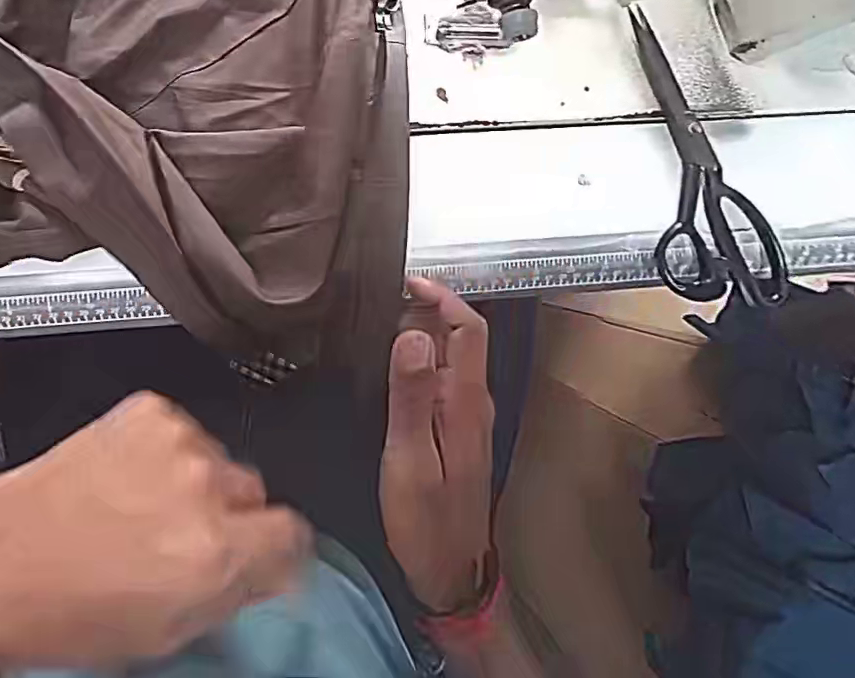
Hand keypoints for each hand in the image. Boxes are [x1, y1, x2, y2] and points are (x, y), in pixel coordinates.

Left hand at [0, 392, 311, 675]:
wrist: (0, 557)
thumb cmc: (66, 609)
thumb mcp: (166, 632)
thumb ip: (229, 592)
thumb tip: (263, 569)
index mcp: (214, 553)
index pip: (293, 536)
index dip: (279, 549)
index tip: (265, 553)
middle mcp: (202, 487)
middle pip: (254, 491)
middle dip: (231, 515)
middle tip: (186, 536)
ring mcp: (175, 440)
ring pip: (218, 457)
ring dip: (195, 480)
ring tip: (145, 505)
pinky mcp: (149, 410)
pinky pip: (183, 430)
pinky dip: (166, 451)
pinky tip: (129, 476)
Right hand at [380, 277, 495, 611]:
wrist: (450, 573)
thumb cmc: (426, 519)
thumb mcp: (411, 457)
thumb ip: (412, 395)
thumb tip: (415, 333)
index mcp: (466, 400)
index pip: (468, 329)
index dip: (442, 297)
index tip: (405, 281)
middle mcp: (473, 400)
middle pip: (460, 335)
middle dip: (427, 307)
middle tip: (381, 298)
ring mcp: (466, 414)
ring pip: (451, 354)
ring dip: (423, 328)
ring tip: (380, 318)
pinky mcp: (454, 427)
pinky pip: (442, 375)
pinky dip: (420, 354)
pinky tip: (392, 360)